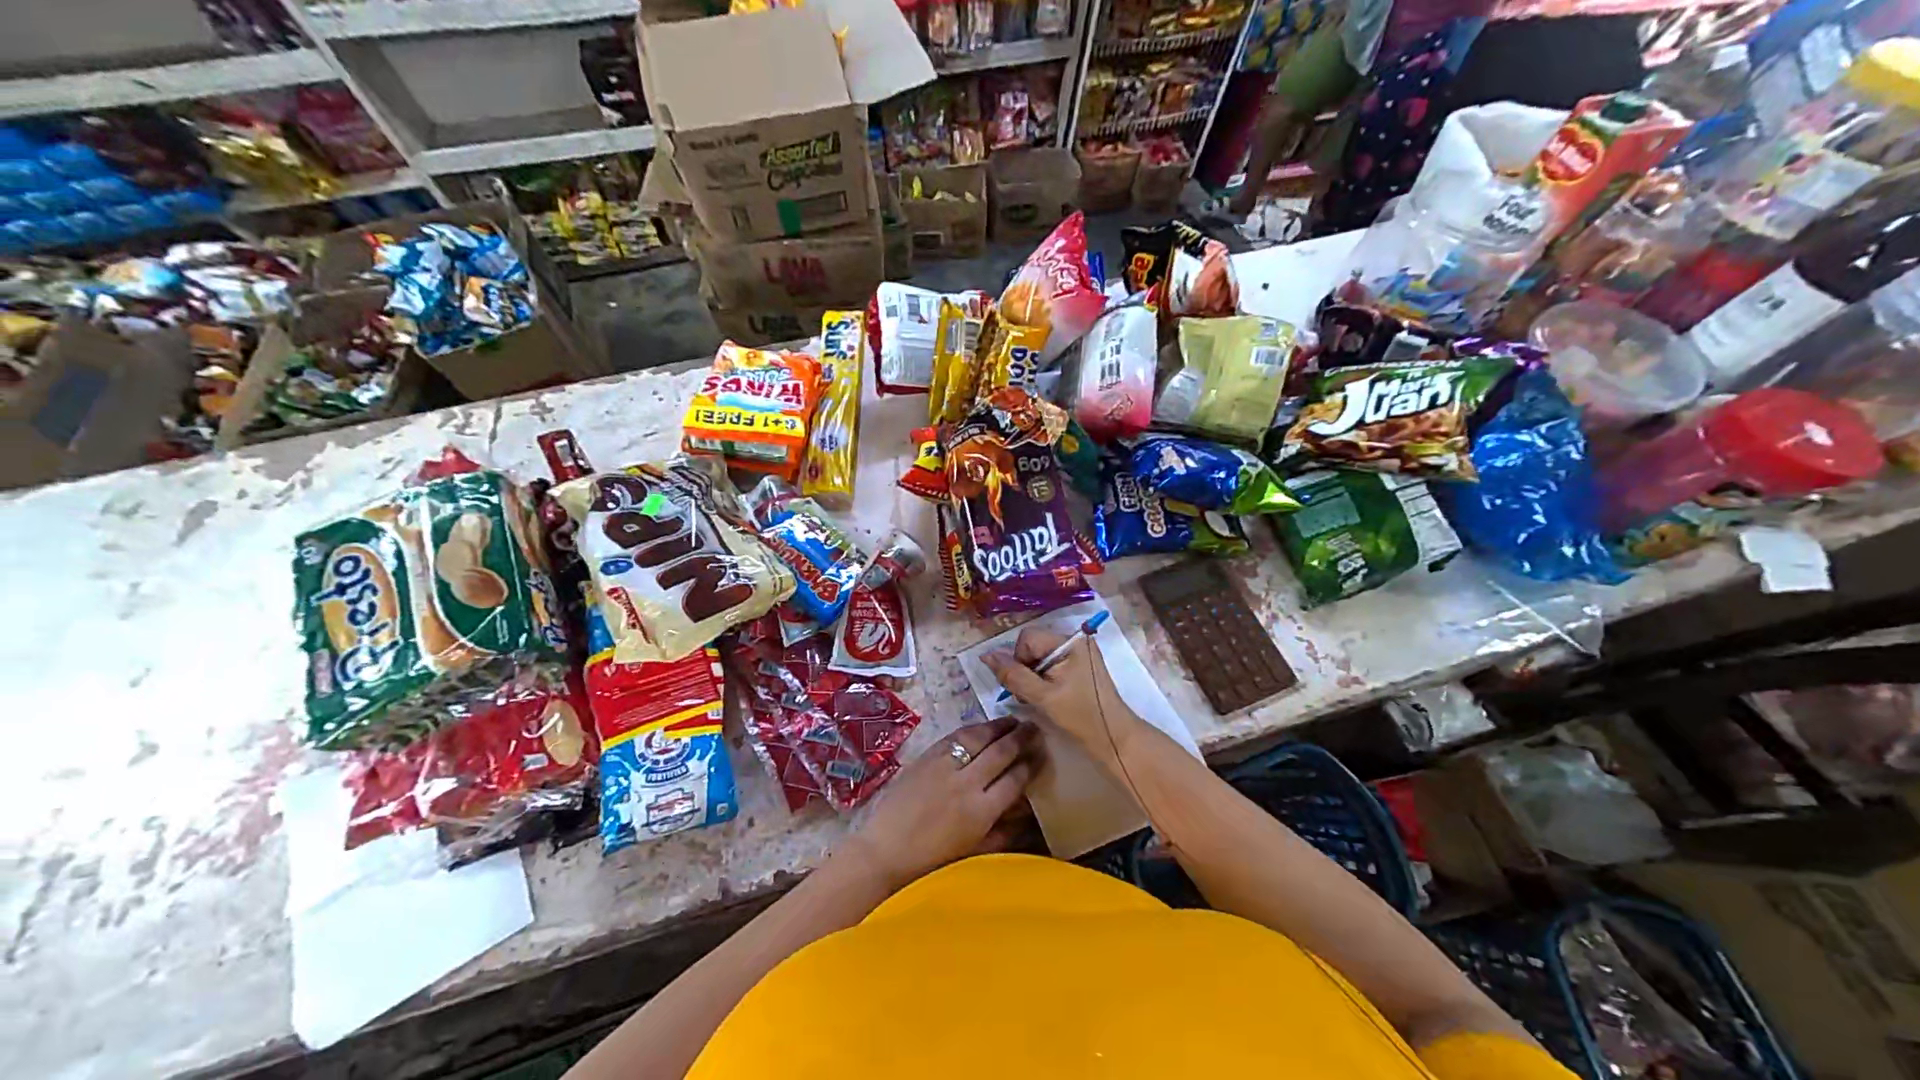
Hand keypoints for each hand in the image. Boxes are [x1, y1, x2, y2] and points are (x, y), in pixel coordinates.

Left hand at [840, 718, 1036, 890]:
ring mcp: (945, 766)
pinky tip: (983, 727)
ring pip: (979, 737)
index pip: (1015, 779)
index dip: (1030, 764)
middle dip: (1021, 738)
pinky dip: (973, 729)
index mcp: (981, 811)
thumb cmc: (931, 861)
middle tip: (1034, 729)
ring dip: (999, 726)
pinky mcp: (926, 756)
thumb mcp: (974, 853)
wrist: (884, 851)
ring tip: (1013, 721)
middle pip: (1001, 752)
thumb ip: (1003, 832)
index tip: (1041, 754)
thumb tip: (1026, 812)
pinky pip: (955, 736)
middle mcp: (966, 783)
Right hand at [983, 628, 1147, 770]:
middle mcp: (1074, 639)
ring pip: (1038, 656)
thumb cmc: (1080, 716)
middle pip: (1032, 645)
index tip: (1026, 686)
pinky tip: (1049, 697)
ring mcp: (1078, 652)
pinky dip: (1043, 679)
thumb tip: (986, 656)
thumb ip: (1013, 675)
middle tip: (1031, 695)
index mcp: (1070, 641)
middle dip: (1025, 669)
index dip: (1019, 661)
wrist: (1114, 737)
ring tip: (1040, 698)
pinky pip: (1050, 663)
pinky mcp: (1079, 665)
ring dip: (1032, 676)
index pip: (1027, 638)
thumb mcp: (1042, 697)